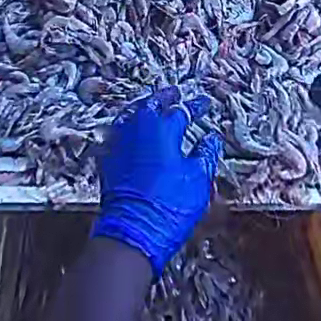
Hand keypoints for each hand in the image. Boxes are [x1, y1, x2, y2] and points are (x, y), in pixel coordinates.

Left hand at [93, 87, 222, 275]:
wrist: (133, 227)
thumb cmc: (169, 205)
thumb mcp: (197, 180)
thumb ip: (204, 155)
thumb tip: (211, 139)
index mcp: (162, 129)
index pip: (181, 111)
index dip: (194, 106)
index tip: (203, 102)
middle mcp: (138, 128)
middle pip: (151, 104)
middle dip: (165, 97)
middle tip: (175, 93)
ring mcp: (120, 140)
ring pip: (132, 114)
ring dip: (145, 108)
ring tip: (154, 106)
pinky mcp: (109, 155)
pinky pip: (119, 131)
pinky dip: (130, 125)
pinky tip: (134, 130)